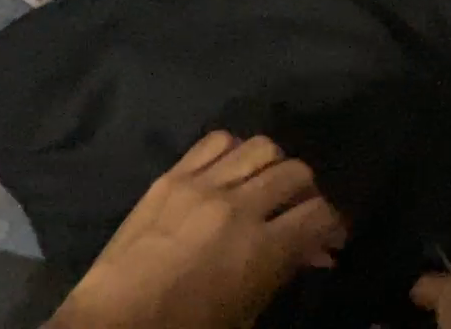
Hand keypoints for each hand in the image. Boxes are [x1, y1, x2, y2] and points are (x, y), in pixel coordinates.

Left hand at [48, 132, 347, 328]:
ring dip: (275, 165)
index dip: (335, 221)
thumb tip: (315, 249)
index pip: (319, 214)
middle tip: (302, 211)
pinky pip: (216, 141)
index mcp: (261, 250)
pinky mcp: (173, 173)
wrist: (115, 323)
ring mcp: (203, 184)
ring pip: (261, 146)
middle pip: (296, 172)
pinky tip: (232, 169)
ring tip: (268, 185)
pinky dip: (234, 150)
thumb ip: (283, 271)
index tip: (334, 232)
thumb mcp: (246, 313)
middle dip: (309, 191)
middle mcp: (238, 206)